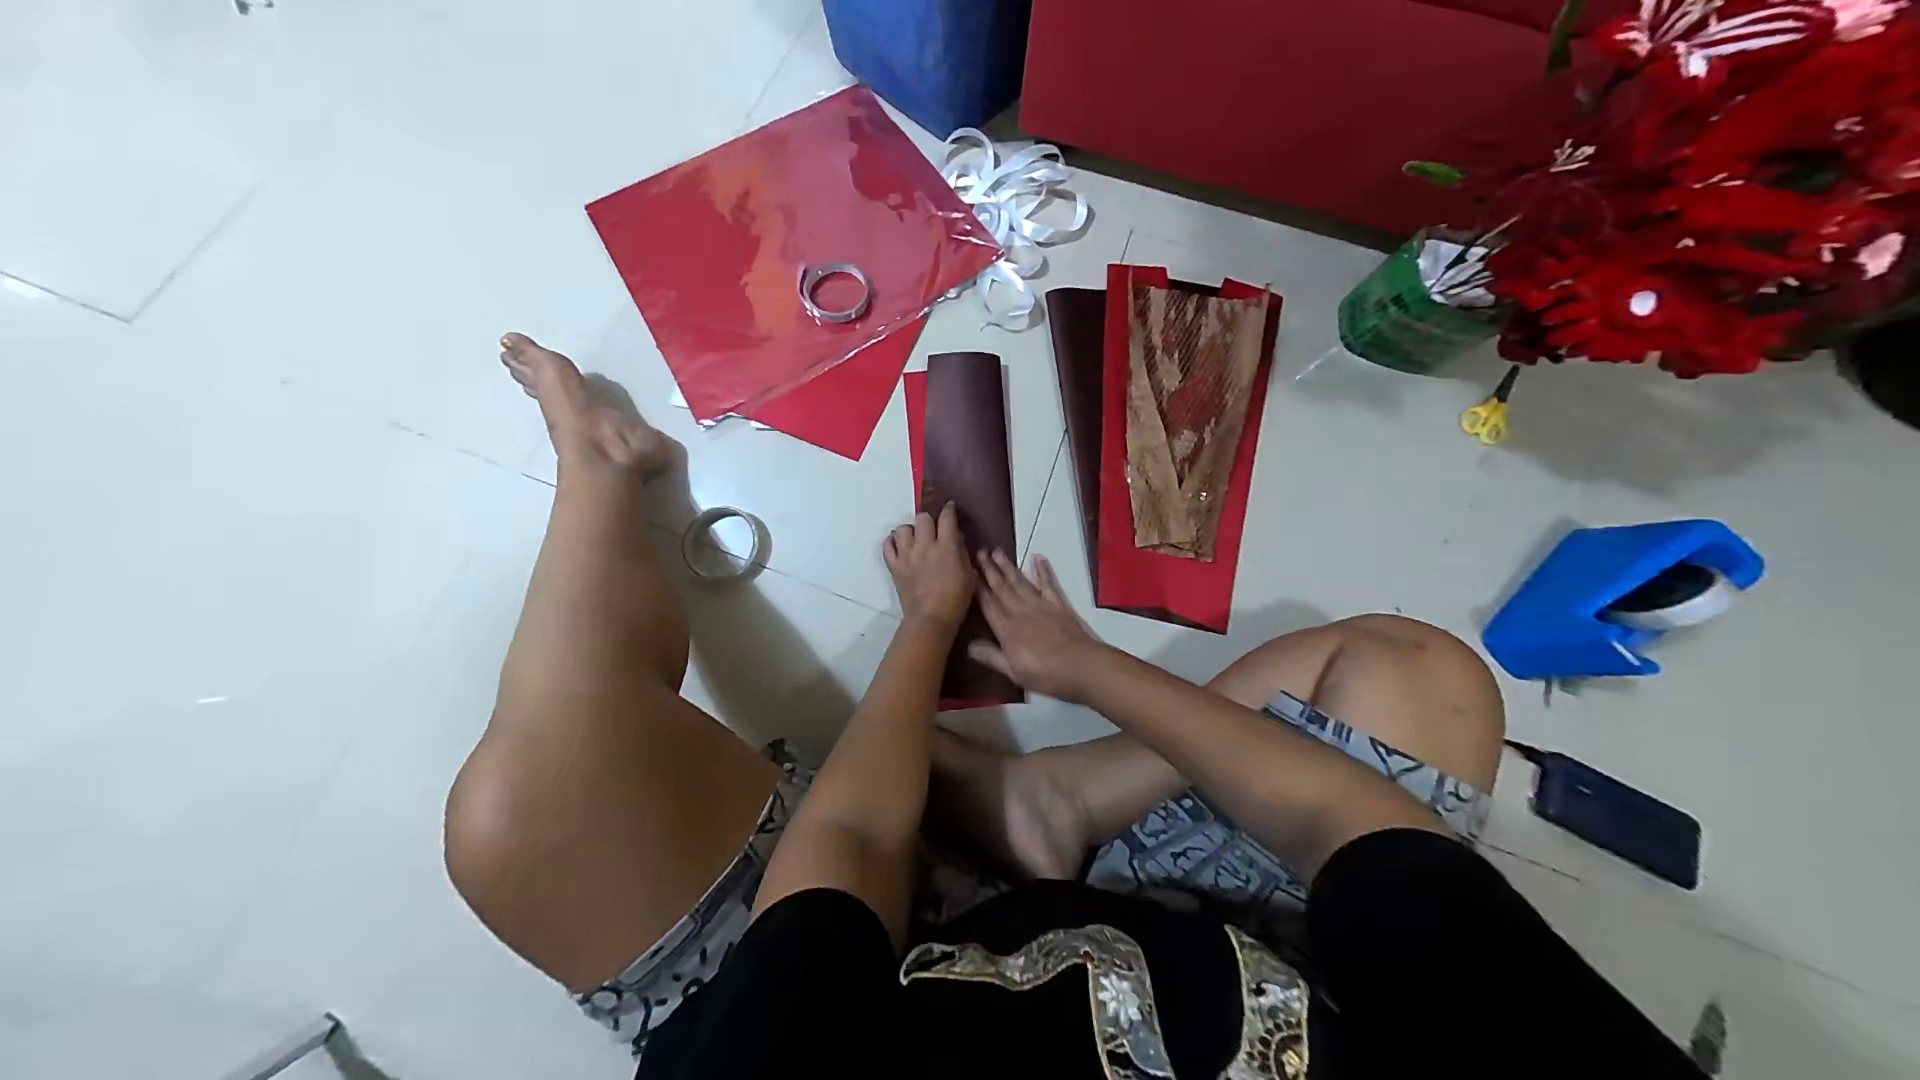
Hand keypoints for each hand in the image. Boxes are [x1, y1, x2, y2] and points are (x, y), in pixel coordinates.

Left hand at [883, 503, 975, 628]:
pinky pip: (887, 546)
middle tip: (932, 528)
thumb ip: (962, 553)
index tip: (950, 507)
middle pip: (922, 518)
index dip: (949, 509)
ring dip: (909, 530)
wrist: (930, 619)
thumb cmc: (956, 600)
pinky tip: (899, 546)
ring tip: (914, 538)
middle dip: (928, 519)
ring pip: (902, 529)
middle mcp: (924, 546)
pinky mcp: (894, 567)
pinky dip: (892, 542)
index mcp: (946, 547)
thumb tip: (957, 539)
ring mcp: (906, 555)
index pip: (947, 518)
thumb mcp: (969, 575)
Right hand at [969, 551, 1106, 702]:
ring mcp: (1040, 605)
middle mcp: (1020, 612)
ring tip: (998, 551)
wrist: (1081, 666)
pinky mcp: (1058, 604)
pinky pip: (1048, 583)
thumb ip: (991, 656)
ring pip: (1020, 582)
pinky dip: (1042, 570)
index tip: (968, 572)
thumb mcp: (1013, 672)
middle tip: (979, 552)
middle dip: (989, 570)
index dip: (977, 588)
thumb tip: (968, 645)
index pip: (988, 605)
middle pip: (1002, 588)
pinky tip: (1038, 557)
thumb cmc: (1045, 674)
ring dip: (1008, 566)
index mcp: (1007, 629)